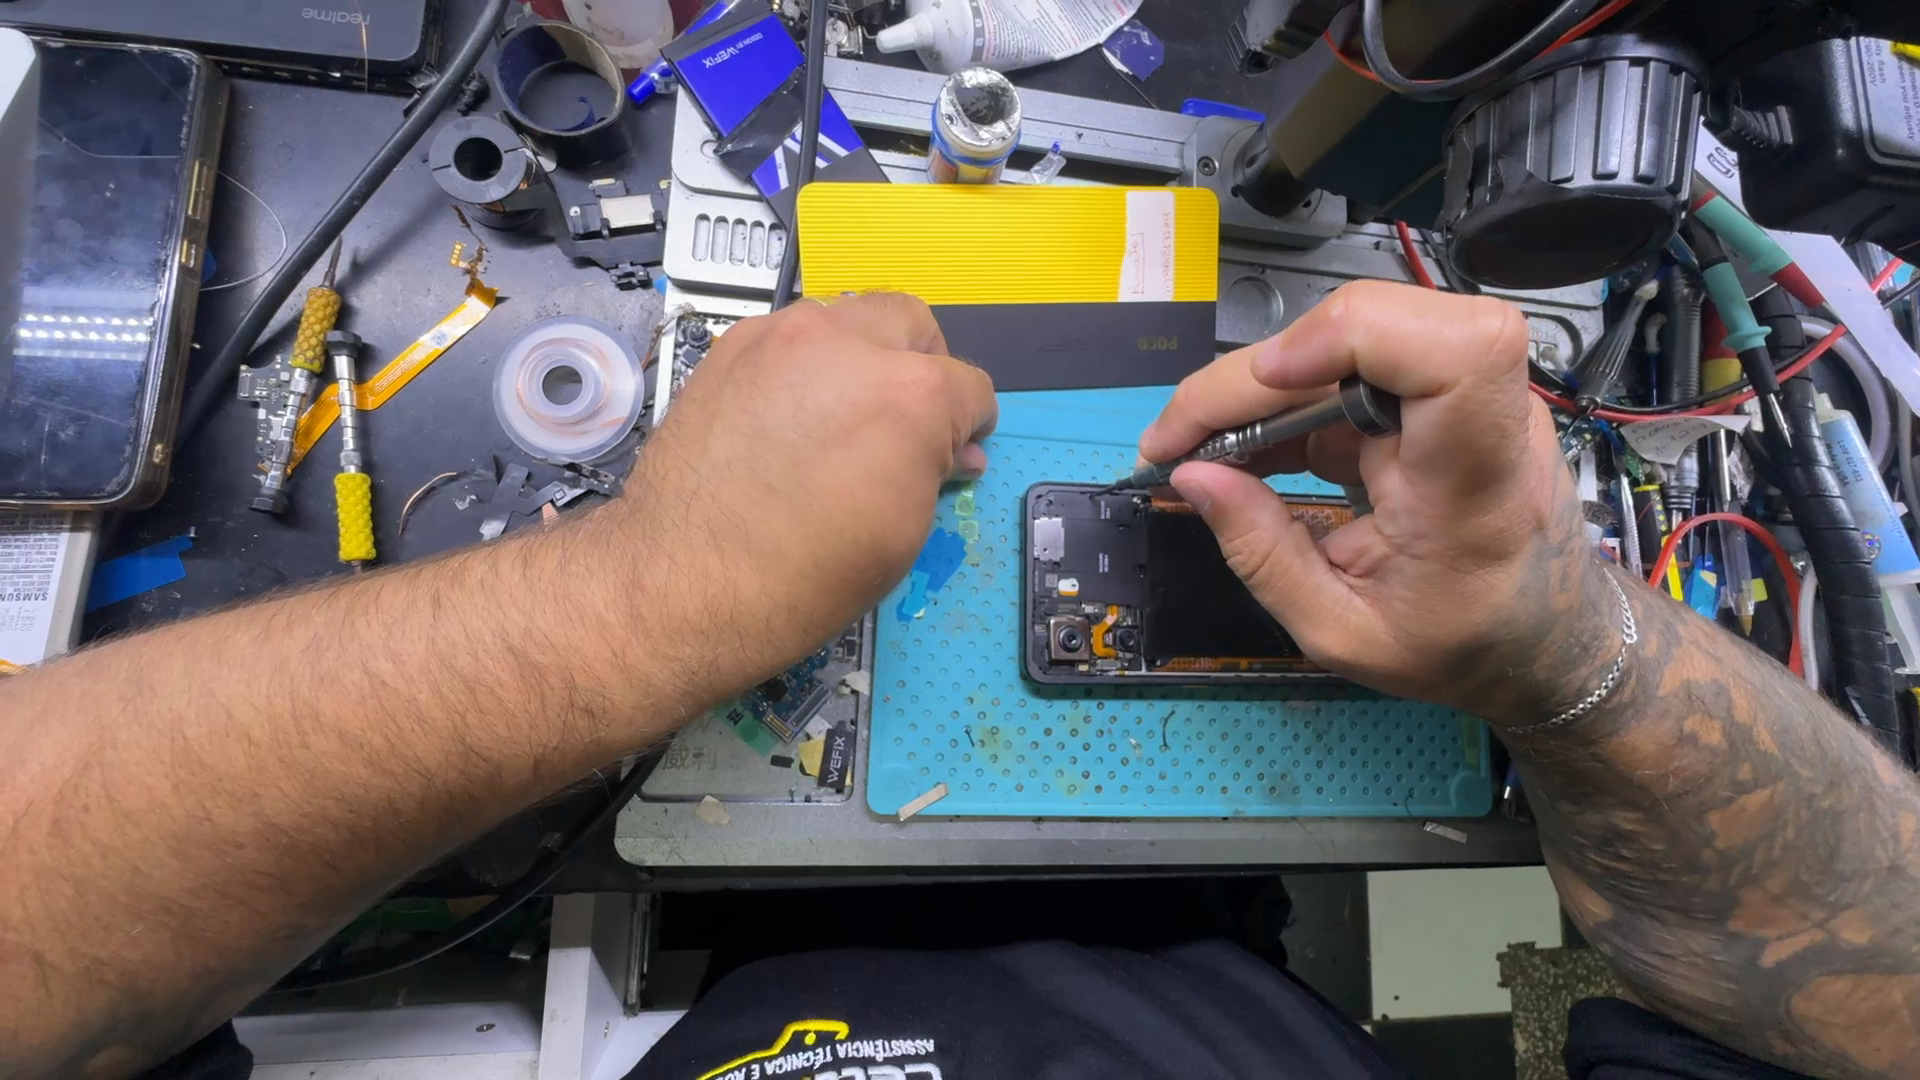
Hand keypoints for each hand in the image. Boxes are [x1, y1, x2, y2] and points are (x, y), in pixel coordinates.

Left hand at [618, 294, 995, 708]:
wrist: (687, 583)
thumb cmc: (808, 577)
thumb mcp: (904, 533)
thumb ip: (938, 472)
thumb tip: (956, 453)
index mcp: (909, 395)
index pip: (971, 388)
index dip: (971, 426)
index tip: (956, 450)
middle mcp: (847, 343)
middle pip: (914, 324)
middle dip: (926, 368)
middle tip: (909, 421)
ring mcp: (781, 336)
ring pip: (851, 315)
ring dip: (867, 355)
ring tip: (847, 413)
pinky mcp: (731, 347)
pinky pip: (794, 333)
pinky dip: (812, 363)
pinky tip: (796, 413)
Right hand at [1142, 282, 1614, 723]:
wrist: (1541, 640)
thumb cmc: (1454, 645)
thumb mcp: (1339, 630)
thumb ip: (1261, 555)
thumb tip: (1191, 475)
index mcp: (1470, 484)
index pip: (1454, 352)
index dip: (1354, 334)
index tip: (1267, 380)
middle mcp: (1475, 420)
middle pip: (1364, 334)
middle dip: (1246, 381)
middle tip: (1170, 443)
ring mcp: (1449, 405)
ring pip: (1336, 348)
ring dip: (1246, 393)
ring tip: (1189, 450)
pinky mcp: (1419, 407)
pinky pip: (1332, 380)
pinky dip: (1269, 409)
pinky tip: (1232, 453)